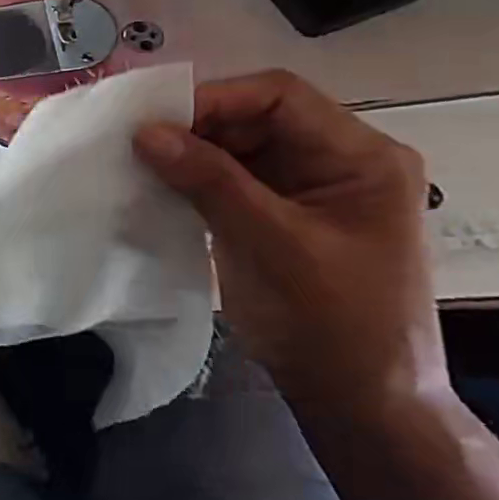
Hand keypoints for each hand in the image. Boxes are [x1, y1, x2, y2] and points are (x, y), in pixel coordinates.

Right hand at [133, 70, 442, 411]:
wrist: (359, 402)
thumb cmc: (333, 324)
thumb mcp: (272, 246)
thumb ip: (210, 183)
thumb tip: (145, 133)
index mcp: (360, 157)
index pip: (281, 97)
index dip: (216, 99)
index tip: (154, 119)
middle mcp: (336, 163)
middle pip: (258, 121)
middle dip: (198, 128)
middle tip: (138, 144)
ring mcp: (306, 194)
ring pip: (240, 153)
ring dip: (192, 157)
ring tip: (141, 165)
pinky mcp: (280, 221)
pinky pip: (233, 187)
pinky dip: (196, 186)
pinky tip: (160, 191)